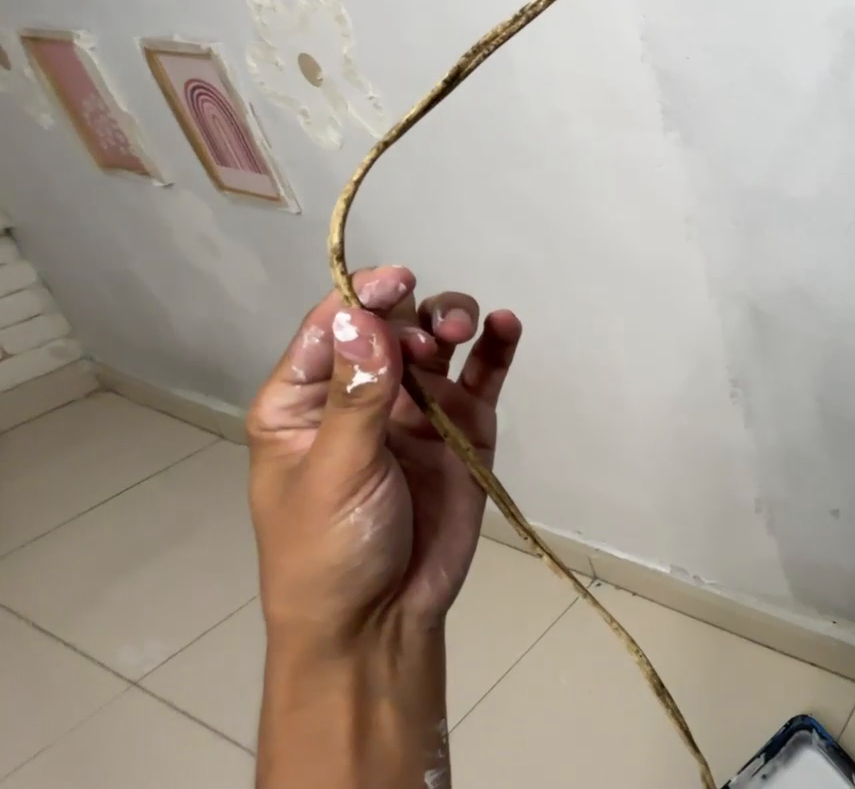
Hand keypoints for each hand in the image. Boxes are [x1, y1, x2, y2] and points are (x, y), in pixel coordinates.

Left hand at [246, 265, 521, 643]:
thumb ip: (356, 396)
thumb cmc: (331, 549)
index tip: (397, 279)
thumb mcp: (335, 471)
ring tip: (465, 330)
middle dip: (414, 313)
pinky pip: (485, 376)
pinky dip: (498, 348)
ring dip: (454, 321)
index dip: (362, 297)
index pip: (333, 331)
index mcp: (305, 403)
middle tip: (434, 335)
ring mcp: (421, 409)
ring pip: (441, 342)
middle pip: (393, 325)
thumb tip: (359, 316)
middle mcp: (365, 395)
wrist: (384, 614)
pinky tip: (508, 326)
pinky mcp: (467, 427)